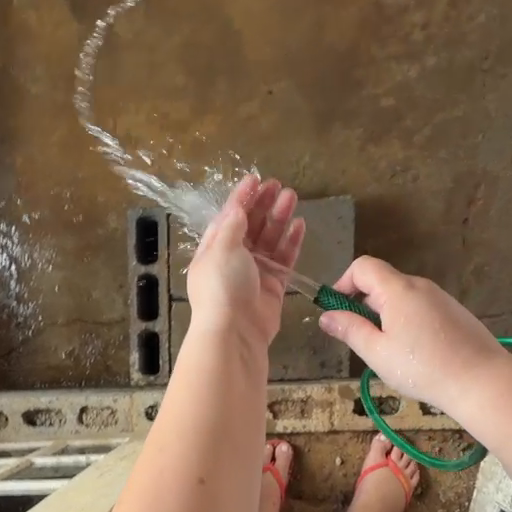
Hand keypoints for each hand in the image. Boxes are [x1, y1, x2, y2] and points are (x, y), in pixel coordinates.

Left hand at [185, 175, 305, 343]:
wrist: (234, 332)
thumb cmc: (222, 286)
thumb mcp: (222, 248)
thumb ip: (232, 225)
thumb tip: (237, 207)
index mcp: (212, 251)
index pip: (227, 219)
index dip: (241, 198)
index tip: (256, 178)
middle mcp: (231, 262)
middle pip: (249, 228)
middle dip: (263, 205)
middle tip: (279, 186)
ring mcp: (253, 276)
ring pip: (268, 241)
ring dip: (279, 219)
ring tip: (291, 197)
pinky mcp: (272, 288)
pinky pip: (283, 261)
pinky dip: (290, 243)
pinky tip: (299, 225)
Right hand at [317, 257, 511, 408]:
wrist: (479, 379)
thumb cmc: (421, 367)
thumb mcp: (376, 352)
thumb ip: (350, 330)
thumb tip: (326, 316)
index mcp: (398, 290)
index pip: (363, 267)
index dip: (343, 283)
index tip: (337, 312)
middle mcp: (420, 286)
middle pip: (381, 282)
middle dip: (362, 304)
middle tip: (360, 340)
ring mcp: (439, 297)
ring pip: (400, 297)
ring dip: (383, 315)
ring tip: (386, 350)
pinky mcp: (452, 312)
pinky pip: (419, 307)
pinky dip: (404, 321)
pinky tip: (412, 352)